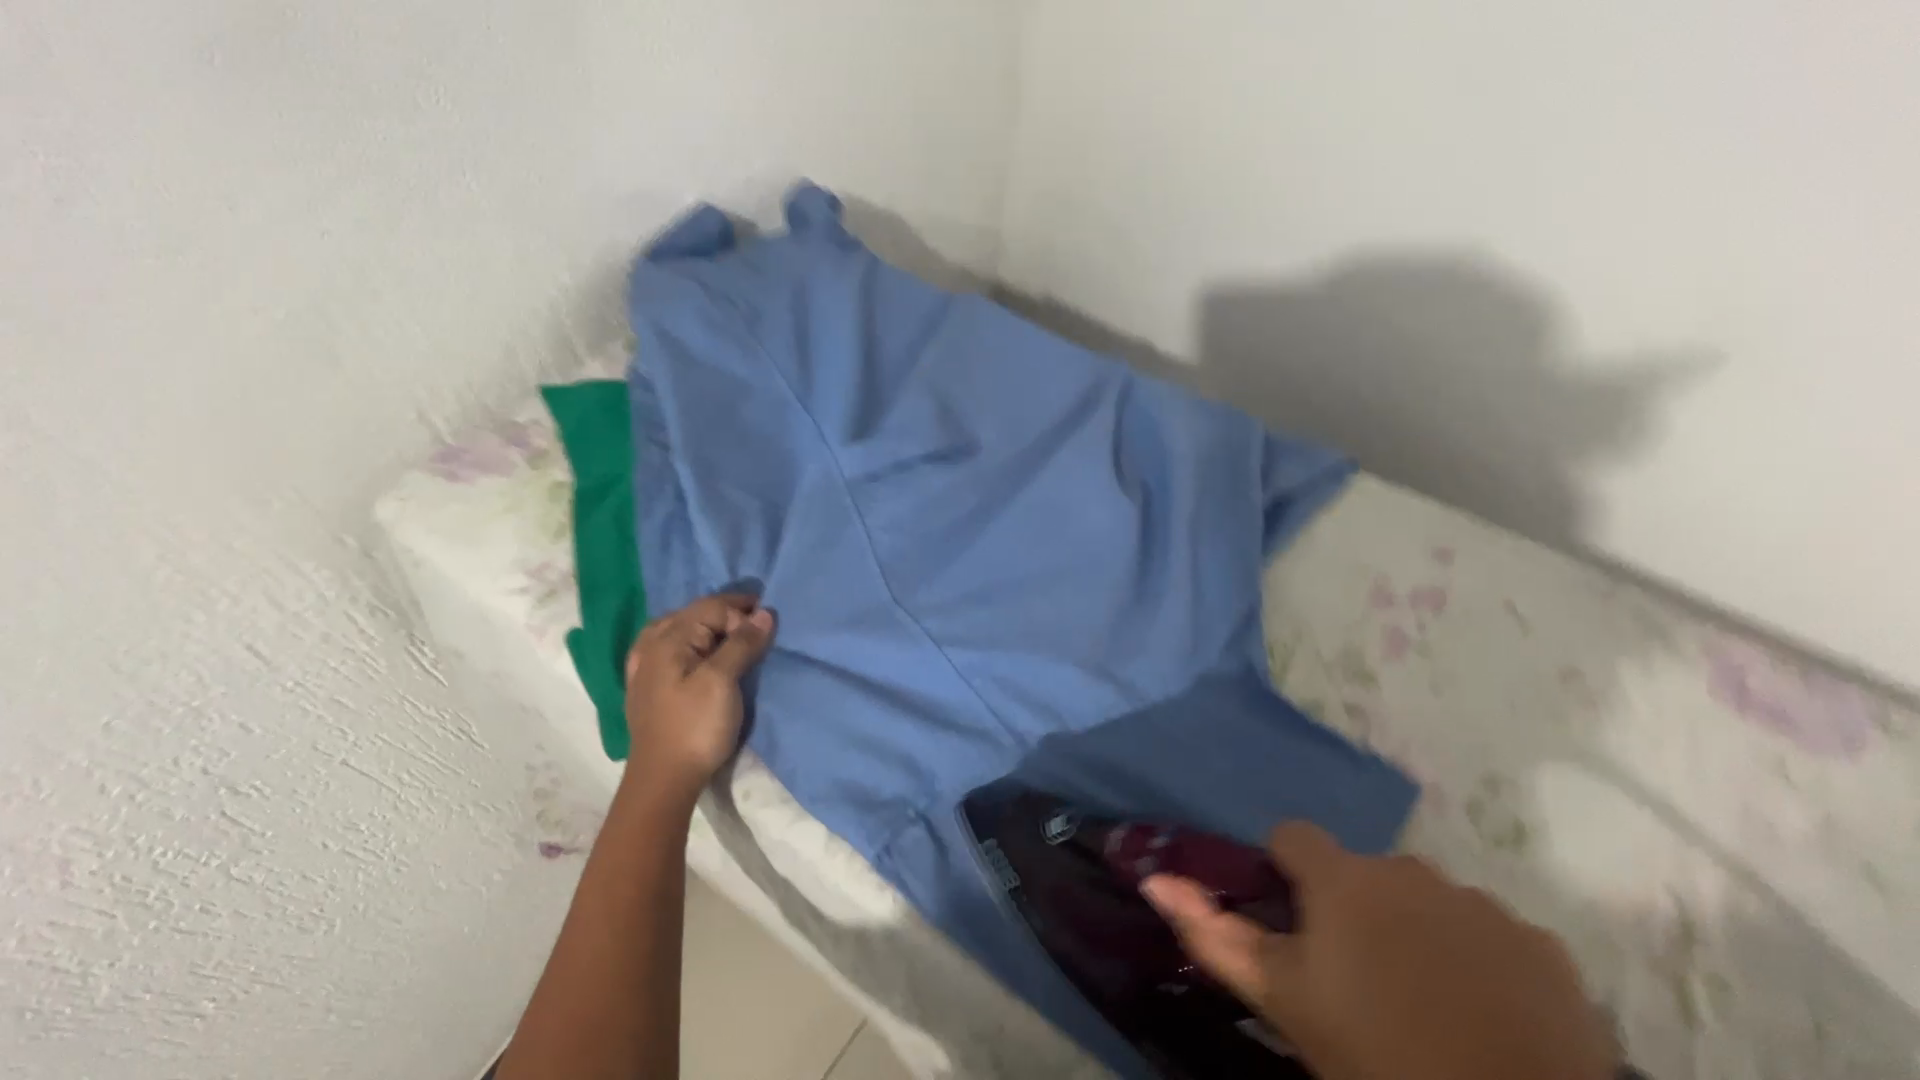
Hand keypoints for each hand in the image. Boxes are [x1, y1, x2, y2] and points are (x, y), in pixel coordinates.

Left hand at [621, 592, 776, 801]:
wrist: (663, 779)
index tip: (770, 626)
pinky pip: (671, 649)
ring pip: (681, 630)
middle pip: (694, 614)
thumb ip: (742, 643)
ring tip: (734, 640)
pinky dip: (692, 645)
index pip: (711, 607)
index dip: (742, 612)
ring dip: (709, 629)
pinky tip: (699, 655)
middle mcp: (651, 644)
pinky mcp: (647, 686)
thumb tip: (765, 613)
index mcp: (667, 638)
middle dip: (727, 616)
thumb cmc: (695, 727)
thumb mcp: (722, 681)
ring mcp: (644, 666)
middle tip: (758, 630)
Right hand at [1143, 823, 1615, 1079]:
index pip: (1294, 836)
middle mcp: (1413, 870)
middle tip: (1354, 982)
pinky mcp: (1543, 946)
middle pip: (1364, 873)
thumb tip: (1155, 880)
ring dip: (1415, 932)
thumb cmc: (1374, 1055)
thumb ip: (1214, 935)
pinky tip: (1482, 1016)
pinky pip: (1493, 936)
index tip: (1291, 923)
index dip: (1284, 872)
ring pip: (1429, 902)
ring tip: (1420, 1003)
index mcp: (1345, 879)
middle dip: (1353, 910)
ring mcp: (1484, 904)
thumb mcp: (1283, 1001)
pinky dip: (1479, 961)